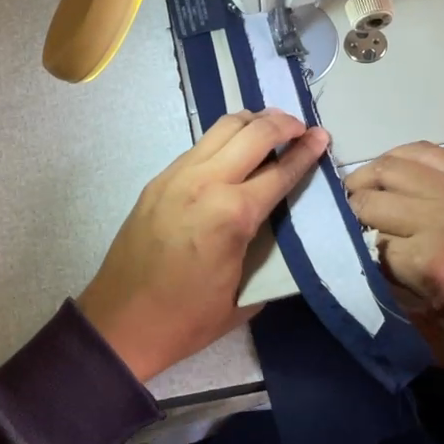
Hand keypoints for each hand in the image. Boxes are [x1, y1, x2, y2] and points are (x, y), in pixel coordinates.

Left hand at [78, 110, 328, 381]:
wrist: (120, 321)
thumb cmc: (187, 320)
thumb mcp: (244, 296)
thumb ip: (269, 256)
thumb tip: (283, 234)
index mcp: (233, 214)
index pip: (281, 171)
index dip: (307, 151)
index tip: (322, 136)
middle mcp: (206, 182)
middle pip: (253, 132)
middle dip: (283, 124)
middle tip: (301, 127)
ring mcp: (177, 176)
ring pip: (222, 128)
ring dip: (252, 122)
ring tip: (271, 128)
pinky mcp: (159, 180)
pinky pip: (199, 146)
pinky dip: (224, 139)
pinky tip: (235, 152)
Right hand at [343, 143, 443, 404]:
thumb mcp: (440, 345)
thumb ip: (390, 308)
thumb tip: (352, 274)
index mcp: (436, 264)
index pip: (364, 244)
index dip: (354, 257)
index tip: (353, 266)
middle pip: (370, 200)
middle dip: (353, 219)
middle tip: (353, 235)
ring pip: (389, 166)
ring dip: (367, 184)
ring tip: (363, 201)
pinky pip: (424, 151)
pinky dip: (398, 161)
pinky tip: (392, 179)